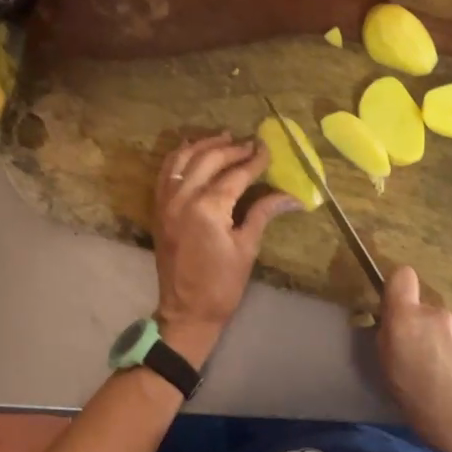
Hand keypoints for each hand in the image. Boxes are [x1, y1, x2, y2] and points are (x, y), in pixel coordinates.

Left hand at [152, 135, 299, 364]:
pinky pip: (166, 173)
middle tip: (250, 144)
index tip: (267, 148)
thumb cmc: (222, 285)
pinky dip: (180, 159)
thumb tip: (292, 196)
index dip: (254, 160)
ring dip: (203, 146)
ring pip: (182, 160)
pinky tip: (193, 153)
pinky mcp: (158, 209)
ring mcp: (166, 202)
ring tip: (223, 139)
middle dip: (231, 149)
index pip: (235, 174)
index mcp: (208, 208)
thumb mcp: (246, 248)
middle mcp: (183, 198)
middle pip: (208, 159)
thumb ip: (263, 213)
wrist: (186, 311)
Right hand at [377, 266, 451, 451]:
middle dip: (423, 327)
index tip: (397, 309)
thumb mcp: (390, 375)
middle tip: (424, 360)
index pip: (402, 276)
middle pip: (426, 309)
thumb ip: (390, 340)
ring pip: (449, 326)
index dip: (398, 289)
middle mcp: (439, 314)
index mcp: (408, 320)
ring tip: (450, 375)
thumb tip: (394, 325)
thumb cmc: (424, 407)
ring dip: (446, 341)